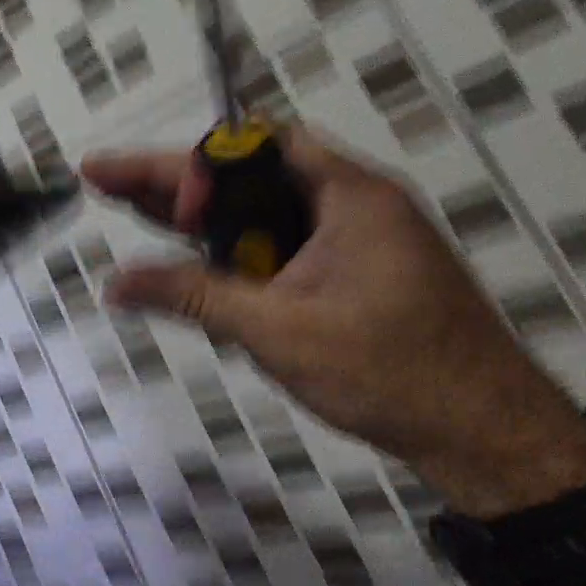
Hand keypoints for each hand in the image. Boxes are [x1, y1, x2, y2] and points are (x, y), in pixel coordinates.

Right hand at [82, 126, 585, 516]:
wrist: (486, 438)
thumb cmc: (391, 372)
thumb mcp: (277, 330)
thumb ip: (191, 296)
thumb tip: (113, 283)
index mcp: (349, 199)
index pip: (256, 147)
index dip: (199, 167)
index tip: (171, 211)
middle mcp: (346, 208)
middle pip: (244, 173)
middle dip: (171, 178)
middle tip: (100, 177)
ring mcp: (344, 243)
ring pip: (253, 210)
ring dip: (189, 211)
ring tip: (119, 200)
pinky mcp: (339, 277)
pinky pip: (268, 245)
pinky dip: (219, 246)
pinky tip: (174, 252)